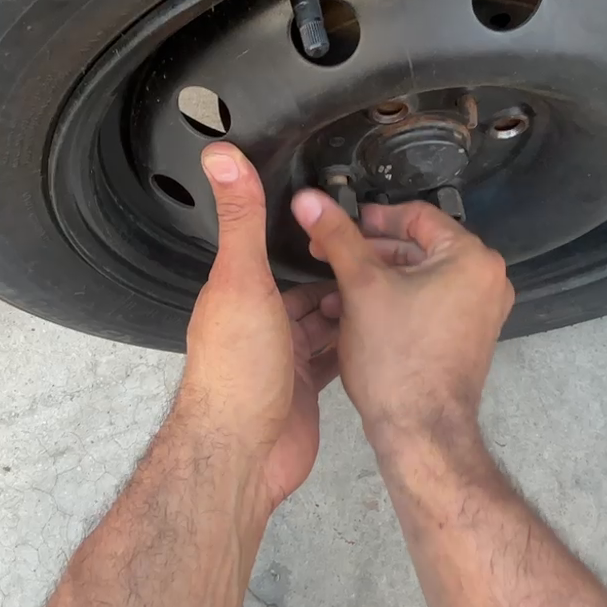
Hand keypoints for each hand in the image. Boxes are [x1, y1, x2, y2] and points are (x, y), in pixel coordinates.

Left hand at [177, 143, 341, 515]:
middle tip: (377, 264)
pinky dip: (352, 344)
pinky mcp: (305, 389)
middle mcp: (257, 323)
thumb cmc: (238, 368)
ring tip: (386, 294)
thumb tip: (220, 155)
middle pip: (303, 290)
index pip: (272, 256)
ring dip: (348, 310)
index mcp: (237, 293)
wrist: (245, 451)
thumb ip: (240, 218)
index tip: (339, 226)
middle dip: (336, 277)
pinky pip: (333, 357)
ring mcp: (282, 359)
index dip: (305, 242)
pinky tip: (377, 335)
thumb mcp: (242, 279)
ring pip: (321, 323)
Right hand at [288, 192, 512, 451]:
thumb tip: (309, 200)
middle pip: (416, 246)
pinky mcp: (466, 335)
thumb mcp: (360, 286)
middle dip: (367, 250)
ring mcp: (479, 310)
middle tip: (327, 253)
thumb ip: (336, 236)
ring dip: (375, 276)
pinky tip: (355, 310)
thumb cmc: (397, 361)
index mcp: (471, 258)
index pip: (416, 216)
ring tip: (334, 286)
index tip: (337, 225)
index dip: (370, 218)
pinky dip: (393, 299)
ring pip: (417, 275)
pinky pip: (427, 301)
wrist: (420, 432)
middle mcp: (486, 280)